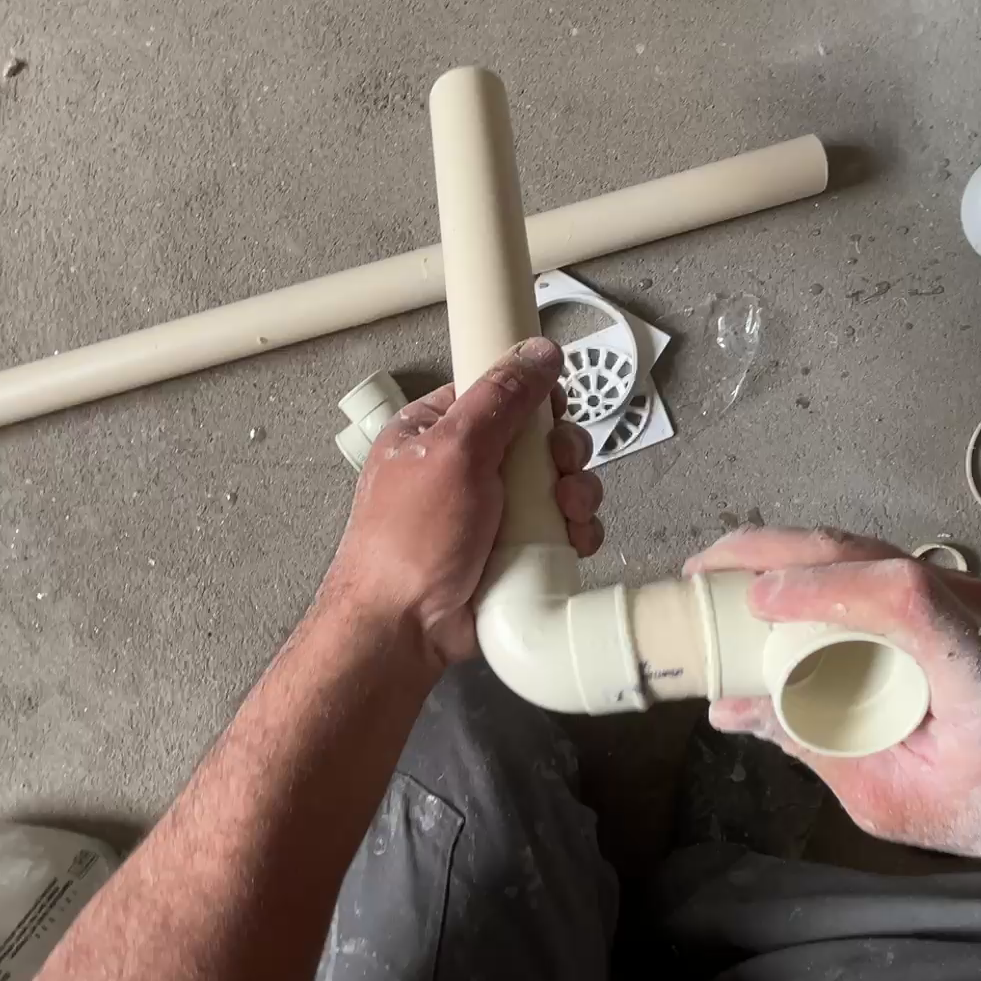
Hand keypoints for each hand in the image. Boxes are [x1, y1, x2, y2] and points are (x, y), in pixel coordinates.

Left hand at [322, 337, 604, 666]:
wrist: (405, 629)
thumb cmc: (414, 535)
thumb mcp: (455, 452)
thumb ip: (501, 398)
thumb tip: (542, 351)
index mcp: (437, 431)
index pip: (496, 394)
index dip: (532, 398)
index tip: (552, 410)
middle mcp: (467, 467)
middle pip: (537, 437)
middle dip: (561, 451)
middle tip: (560, 467)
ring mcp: (495, 510)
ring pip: (558, 482)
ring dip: (575, 491)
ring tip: (566, 511)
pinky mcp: (518, 549)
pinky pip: (562, 526)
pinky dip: (575, 528)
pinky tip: (573, 538)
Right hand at [686, 527, 980, 867]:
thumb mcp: (893, 801)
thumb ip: (812, 748)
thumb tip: (727, 707)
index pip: (906, 599)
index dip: (823, 589)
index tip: (756, 603)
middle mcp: (980, 613)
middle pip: (869, 555)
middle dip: (775, 551)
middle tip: (701, 570)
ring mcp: (966, 590)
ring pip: (860, 546)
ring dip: (781, 548)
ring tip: (716, 568)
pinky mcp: (945, 586)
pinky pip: (864, 559)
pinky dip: (804, 562)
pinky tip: (763, 576)